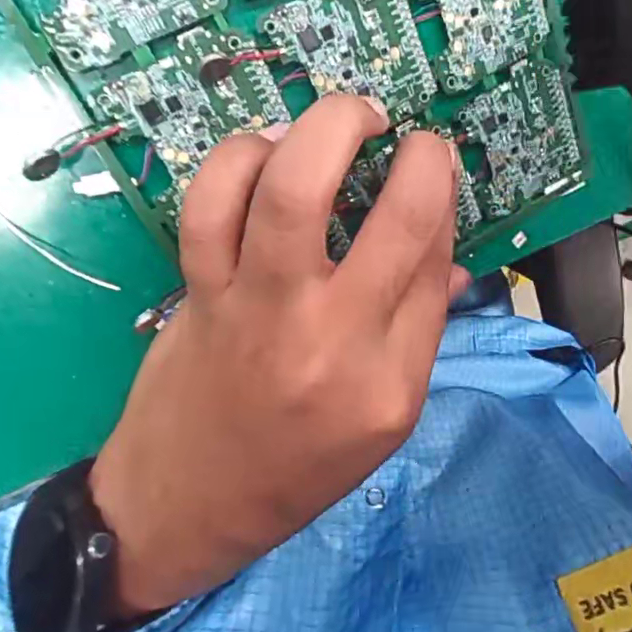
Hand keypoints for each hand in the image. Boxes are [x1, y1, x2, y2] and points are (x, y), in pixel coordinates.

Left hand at [89, 95, 467, 614]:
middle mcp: (333, 339)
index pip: (435, 257)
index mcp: (392, 380)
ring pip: (289, 192)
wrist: (186, 507)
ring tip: (328, 124)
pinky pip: (212, 207)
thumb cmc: (293, 471)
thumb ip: (416, 329)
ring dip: (317, 131)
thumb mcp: (379, 421)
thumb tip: (444, 254)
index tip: (425, 164)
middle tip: (389, 126)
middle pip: (392, 217)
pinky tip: (259, 153)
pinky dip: (237, 160)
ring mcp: (259, 313)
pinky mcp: (201, 296)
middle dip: (412, 151)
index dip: (436, 188)